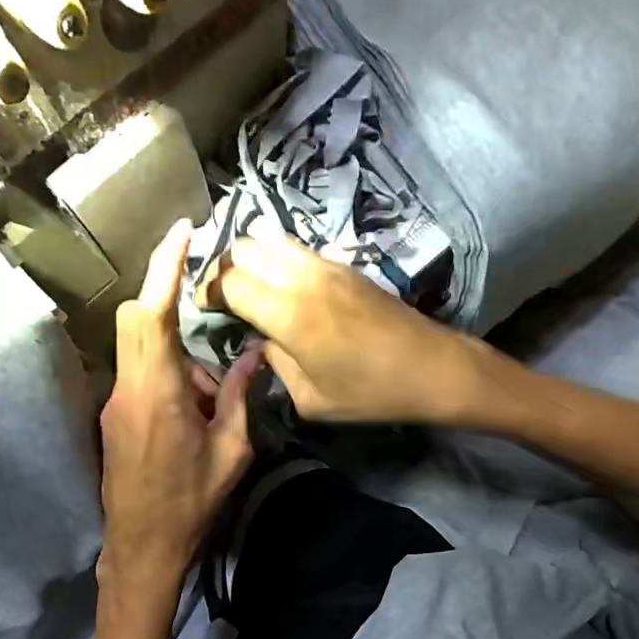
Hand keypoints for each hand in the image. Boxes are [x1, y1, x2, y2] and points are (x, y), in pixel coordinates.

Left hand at [99, 221, 262, 598]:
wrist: (142, 548)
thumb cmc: (191, 503)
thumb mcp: (231, 452)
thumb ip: (239, 396)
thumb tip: (254, 355)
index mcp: (156, 392)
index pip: (153, 312)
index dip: (165, 266)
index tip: (182, 231)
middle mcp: (126, 388)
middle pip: (140, 321)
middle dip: (175, 314)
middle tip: (211, 352)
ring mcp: (114, 403)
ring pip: (144, 351)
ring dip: (180, 364)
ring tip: (210, 411)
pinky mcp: (113, 417)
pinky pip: (140, 377)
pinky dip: (170, 382)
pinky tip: (192, 421)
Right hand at [202, 234, 499, 423]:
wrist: (432, 367)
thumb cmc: (371, 393)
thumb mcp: (311, 398)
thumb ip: (275, 364)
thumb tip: (263, 341)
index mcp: (289, 314)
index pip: (229, 281)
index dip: (209, 291)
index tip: (206, 308)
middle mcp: (303, 278)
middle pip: (244, 248)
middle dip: (224, 267)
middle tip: (224, 295)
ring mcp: (326, 265)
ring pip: (270, 239)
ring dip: (251, 257)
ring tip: (250, 286)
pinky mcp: (345, 264)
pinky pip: (297, 248)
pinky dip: (277, 258)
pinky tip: (282, 285)